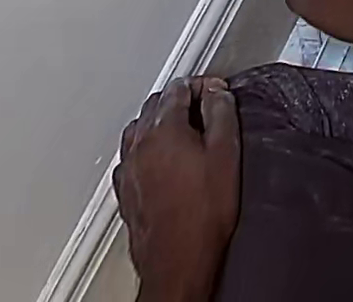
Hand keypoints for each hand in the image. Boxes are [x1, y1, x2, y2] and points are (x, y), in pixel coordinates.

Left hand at [115, 77, 240, 301]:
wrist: (178, 267)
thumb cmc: (202, 218)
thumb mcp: (226, 156)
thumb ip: (222, 114)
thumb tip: (217, 93)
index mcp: (164, 128)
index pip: (179, 88)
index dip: (201, 84)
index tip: (216, 91)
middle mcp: (141, 142)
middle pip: (157, 103)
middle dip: (180, 98)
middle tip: (203, 106)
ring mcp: (130, 166)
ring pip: (140, 126)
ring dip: (159, 120)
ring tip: (181, 128)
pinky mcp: (125, 190)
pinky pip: (131, 153)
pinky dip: (145, 146)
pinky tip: (158, 157)